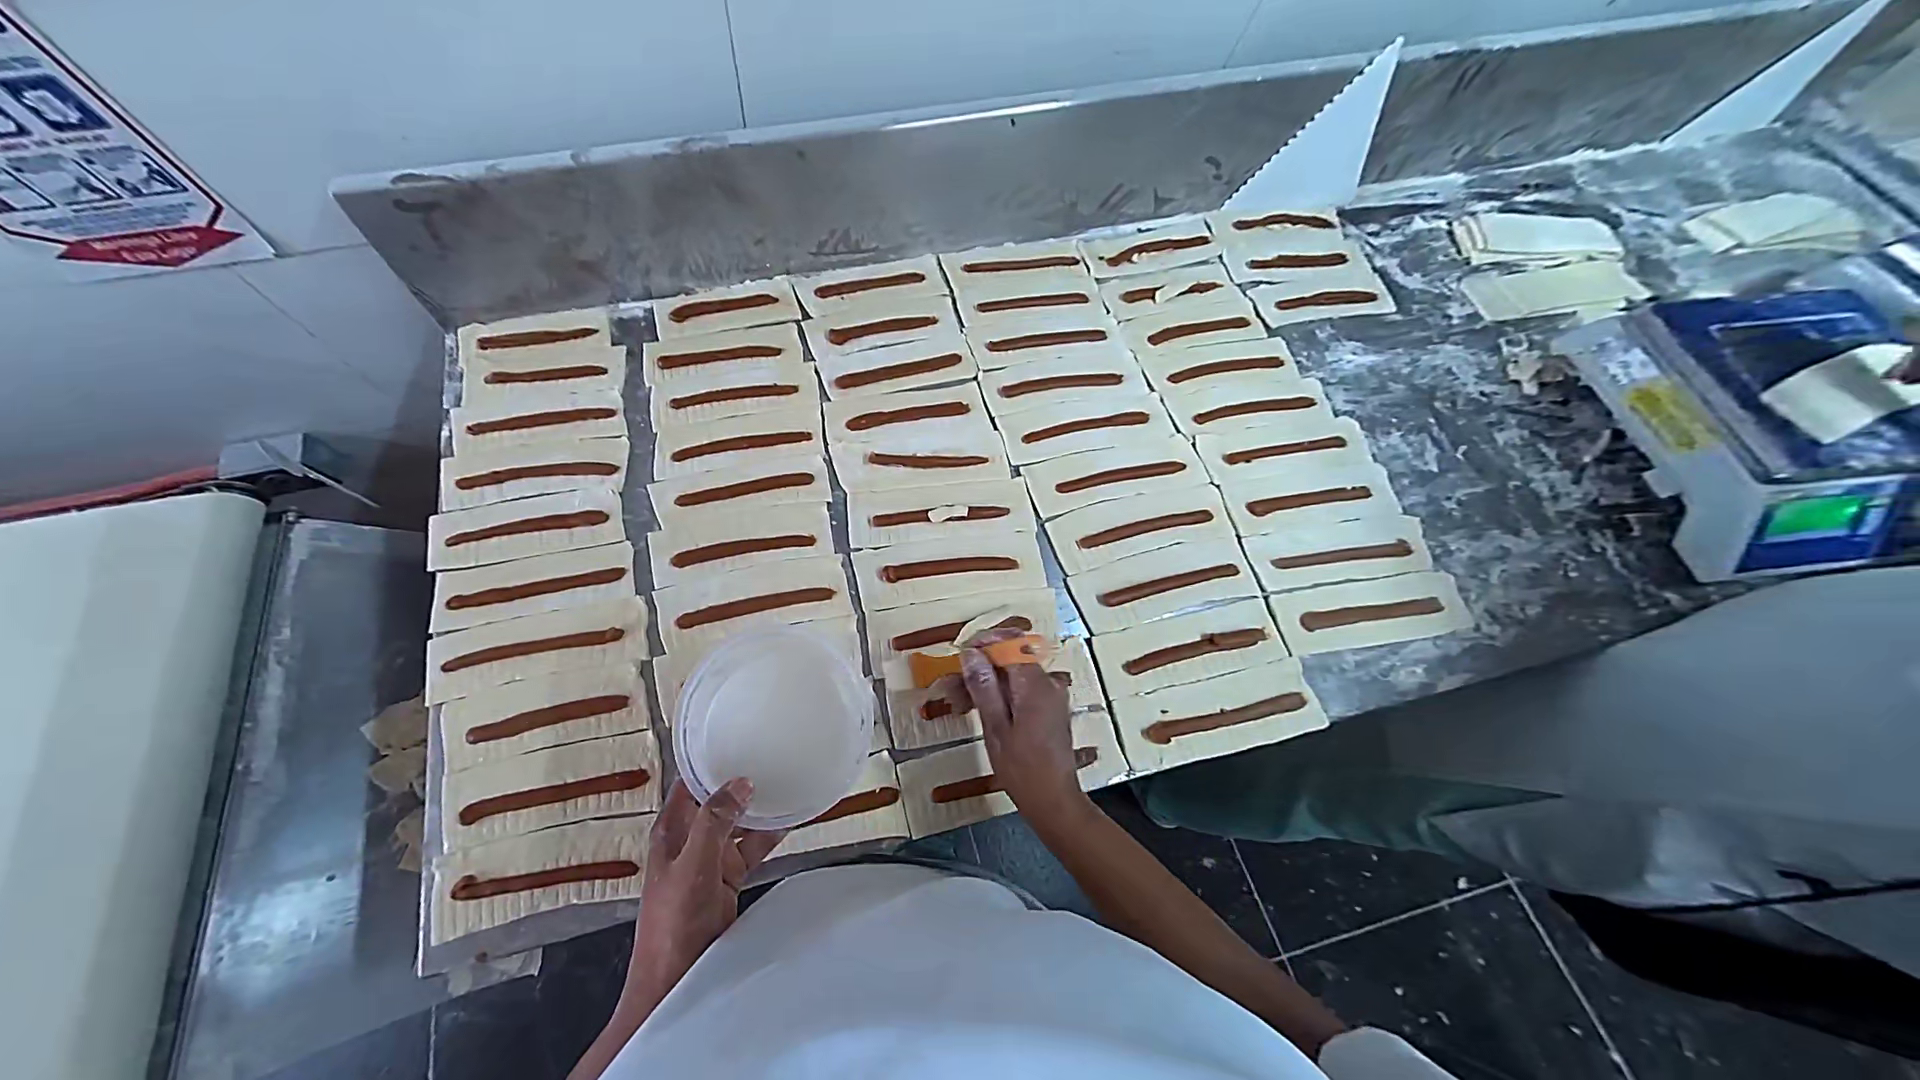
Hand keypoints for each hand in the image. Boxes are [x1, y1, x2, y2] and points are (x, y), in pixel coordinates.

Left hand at [626, 779, 784, 1008]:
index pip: (688, 785)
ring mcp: (710, 860)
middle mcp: (690, 841)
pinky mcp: (728, 879)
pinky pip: (752, 848)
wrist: (676, 982)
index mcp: (671, 832)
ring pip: (738, 824)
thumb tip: (738, 783)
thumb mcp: (692, 866)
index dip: (708, 764)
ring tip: (785, 785)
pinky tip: (788, 822)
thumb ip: (714, 822)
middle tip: (769, 759)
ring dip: (758, 809)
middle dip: (740, 783)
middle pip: (717, 801)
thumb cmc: (671, 926)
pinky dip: (769, 836)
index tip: (735, 743)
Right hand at [933, 630, 1086, 821]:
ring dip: (988, 681)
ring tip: (961, 702)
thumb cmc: (1022, 768)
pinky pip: (1023, 687)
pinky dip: (1002, 692)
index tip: (960, 654)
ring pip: (1015, 673)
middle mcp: (1048, 682)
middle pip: (1012, 657)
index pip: (1010, 643)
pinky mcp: (1050, 706)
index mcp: (1035, 684)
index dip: (984, 643)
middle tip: (954, 687)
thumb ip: (984, 687)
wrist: (1054, 799)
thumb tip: (970, 654)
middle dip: (981, 666)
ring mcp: (1052, 694)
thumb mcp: (995, 728)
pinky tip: (982, 709)